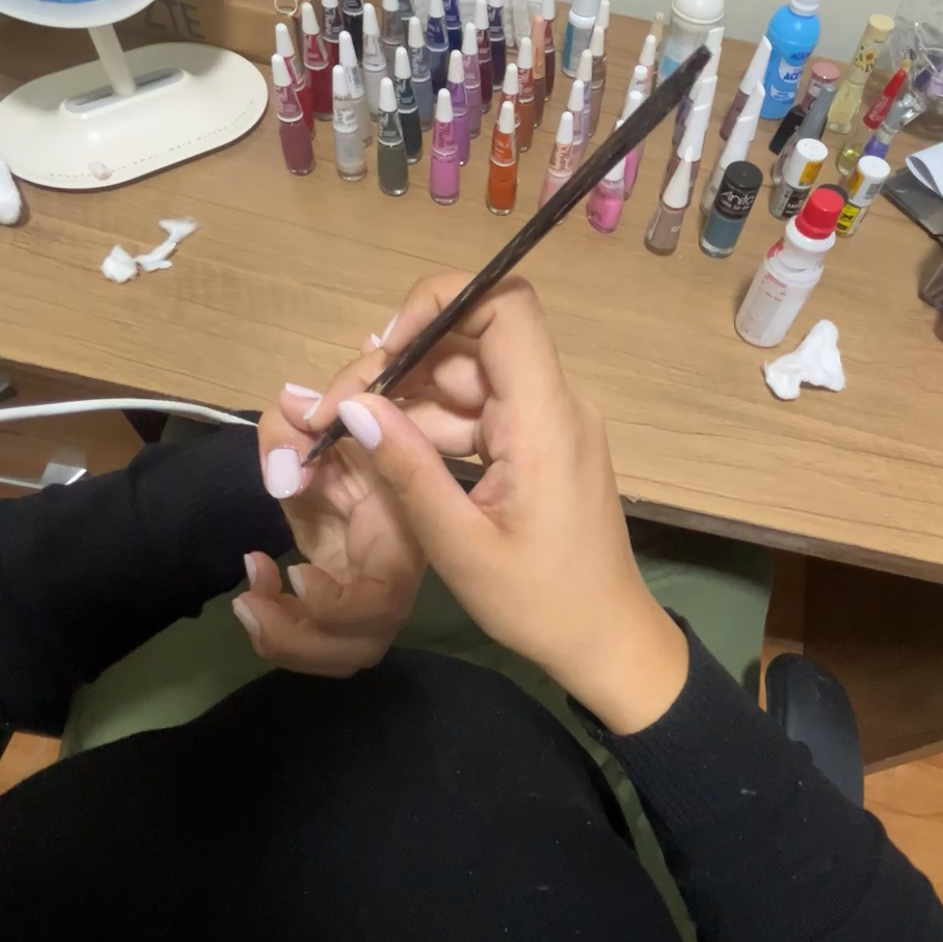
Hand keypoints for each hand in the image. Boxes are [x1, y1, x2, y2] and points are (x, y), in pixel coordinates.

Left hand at [234, 358, 424, 678]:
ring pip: (346, 656)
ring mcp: (375, 596)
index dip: (338, 606)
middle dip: (301, 642)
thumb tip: (290, 419)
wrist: (356, 458)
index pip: (388, 594)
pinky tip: (260, 587)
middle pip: (366, 644)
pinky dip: (283, 630)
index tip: (296, 571)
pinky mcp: (351, 603)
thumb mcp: (317, 427)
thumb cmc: (348, 442)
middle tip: (249, 604)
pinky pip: (326, 641)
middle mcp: (397, 576)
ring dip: (287, 644)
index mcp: (399, 534)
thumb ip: (297, 428)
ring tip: (247, 603)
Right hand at [307, 274, 688, 732]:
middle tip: (338, 410)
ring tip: (347, 433)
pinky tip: (390, 449)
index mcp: (544, 419)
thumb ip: (406, 467)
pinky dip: (434, 425)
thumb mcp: (459, 543)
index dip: (442, 303)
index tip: (386, 347)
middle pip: (472, 343)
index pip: (505, 307)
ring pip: (470, 379)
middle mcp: (552, 405)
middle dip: (402, 364)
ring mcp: (547, 424)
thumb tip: (354, 406)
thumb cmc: (539, 602)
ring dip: (409, 399)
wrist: (604, 638)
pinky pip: (481, 413)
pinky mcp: (538, 446)